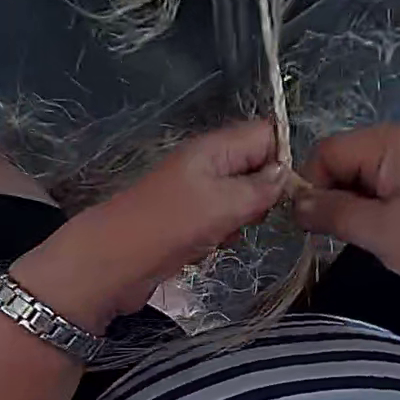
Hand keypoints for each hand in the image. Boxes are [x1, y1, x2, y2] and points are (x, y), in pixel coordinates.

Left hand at [12, 120, 284, 330]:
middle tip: (251, 218)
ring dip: (241, 221)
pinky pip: (220, 224)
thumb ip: (260, 187)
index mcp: (213, 148)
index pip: (265, 135)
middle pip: (255, 169)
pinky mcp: (186, 223)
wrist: (112, 265)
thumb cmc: (168, 227)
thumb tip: (286, 173)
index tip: (288, 192)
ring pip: (240, 200)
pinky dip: (220, 237)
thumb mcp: (223, 204)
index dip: (283, 159)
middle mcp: (206, 165)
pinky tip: (207, 248)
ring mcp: (194, 195)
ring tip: (223, 235)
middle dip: (262, 196)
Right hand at [293, 122, 399, 296]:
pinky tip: (384, 238)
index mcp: (391, 141)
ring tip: (365, 240)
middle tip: (337, 237)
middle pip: (343, 164)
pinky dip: (372, 215)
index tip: (309, 225)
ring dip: (352, 211)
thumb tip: (294, 203)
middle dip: (331, 199)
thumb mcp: (380, 230)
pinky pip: (382, 193)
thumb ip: (332, 212)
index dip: (310, 186)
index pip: (326, 152)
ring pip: (361, 182)